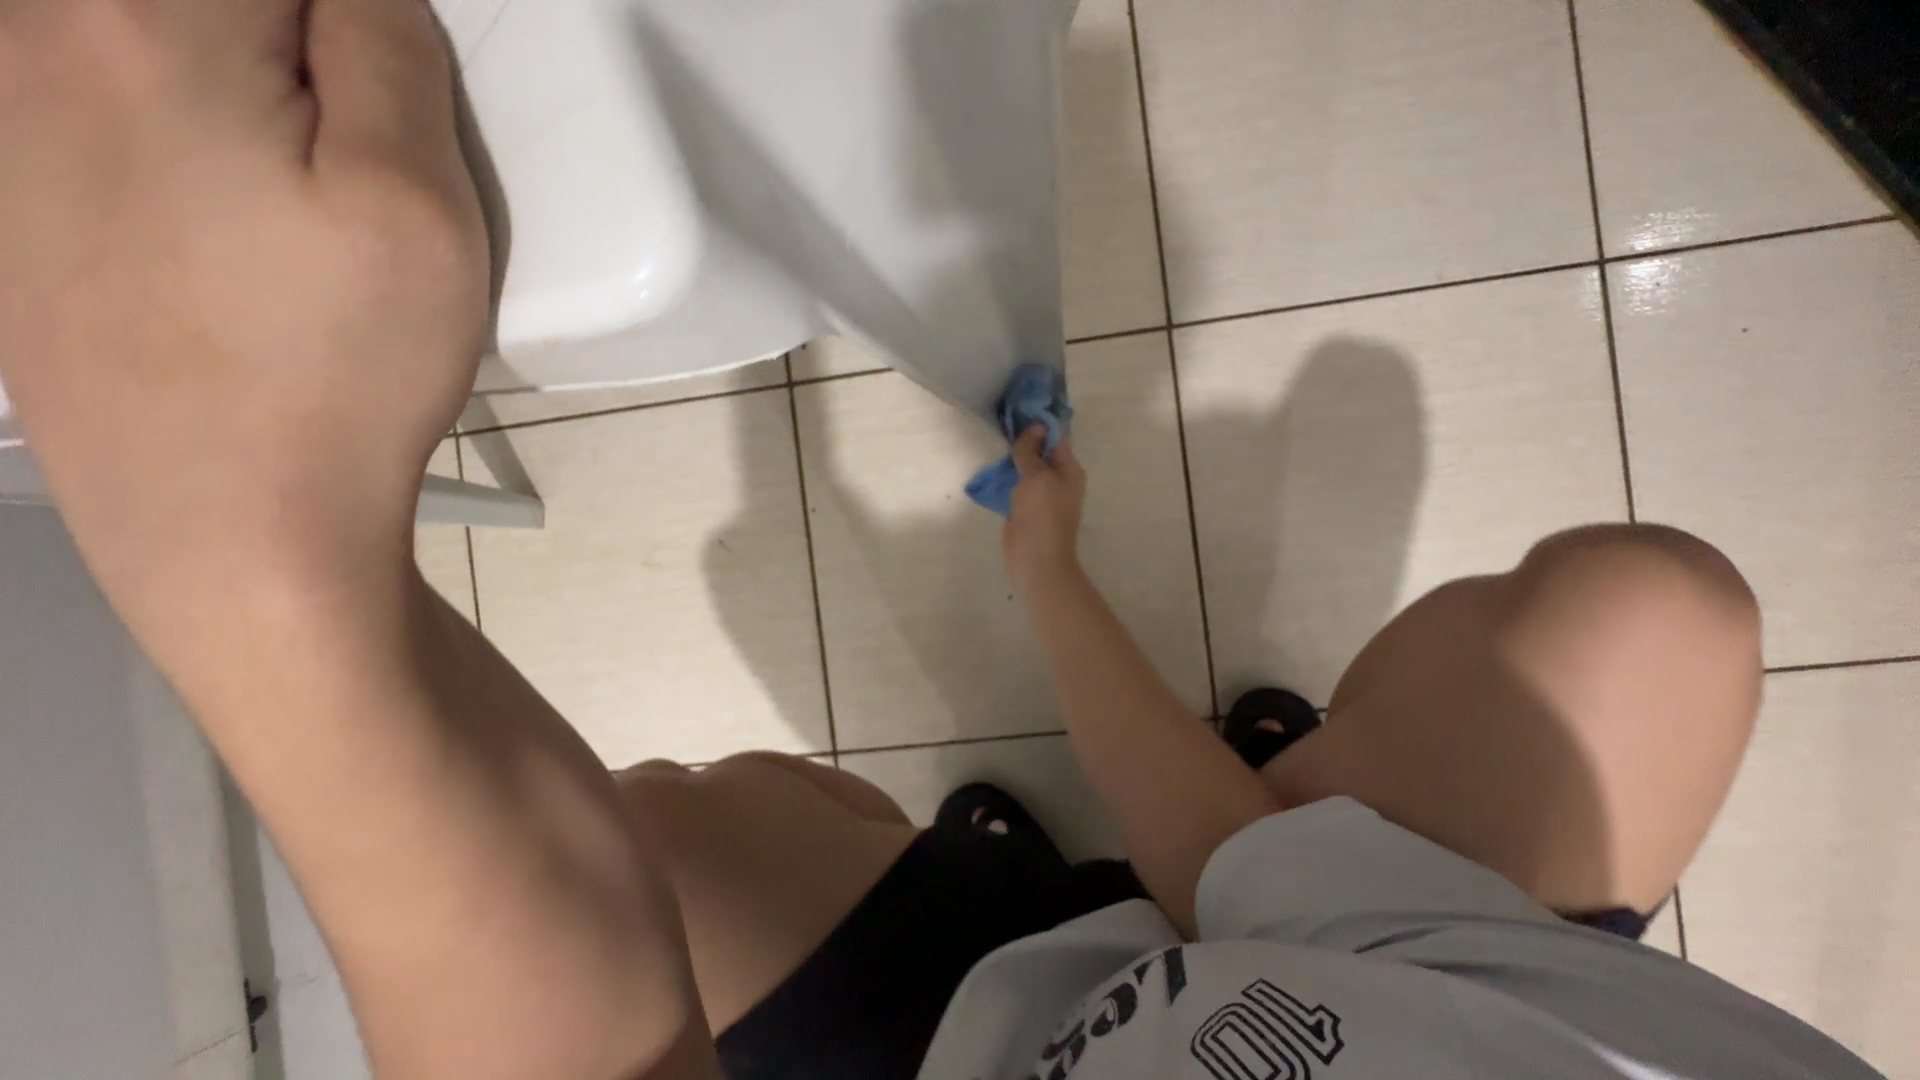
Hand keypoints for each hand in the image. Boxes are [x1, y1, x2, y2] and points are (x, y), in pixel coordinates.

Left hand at [0, 0, 486, 642]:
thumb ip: (388, 50)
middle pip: (211, 12)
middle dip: (308, 60)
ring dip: (252, 101)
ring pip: (151, 55)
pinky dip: (190, 144)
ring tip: (303, 206)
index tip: (393, 102)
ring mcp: (0, 128)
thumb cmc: (343, 369)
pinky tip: (236, 235)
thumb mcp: (418, 202)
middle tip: (360, 154)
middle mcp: (32, 45)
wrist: (232, 523)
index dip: (366, 26)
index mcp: (143, 22)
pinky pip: (103, 118)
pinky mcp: (9, 203)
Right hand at [1003, 425, 1086, 593]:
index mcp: (1069, 469)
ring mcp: (1041, 495)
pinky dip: (1006, 476)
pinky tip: (991, 466)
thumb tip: (1034, 426)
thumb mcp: (1037, 476)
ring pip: (1026, 469)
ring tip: (995, 438)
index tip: (1018, 408)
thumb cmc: (1042, 514)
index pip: (1055, 438)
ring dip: (1013, 457)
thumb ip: (1031, 451)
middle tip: (1002, 420)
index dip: (1039, 423)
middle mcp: (1058, 480)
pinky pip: (1016, 485)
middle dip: (1024, 439)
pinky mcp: (1024, 508)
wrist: (1036, 558)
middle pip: (1040, 452)